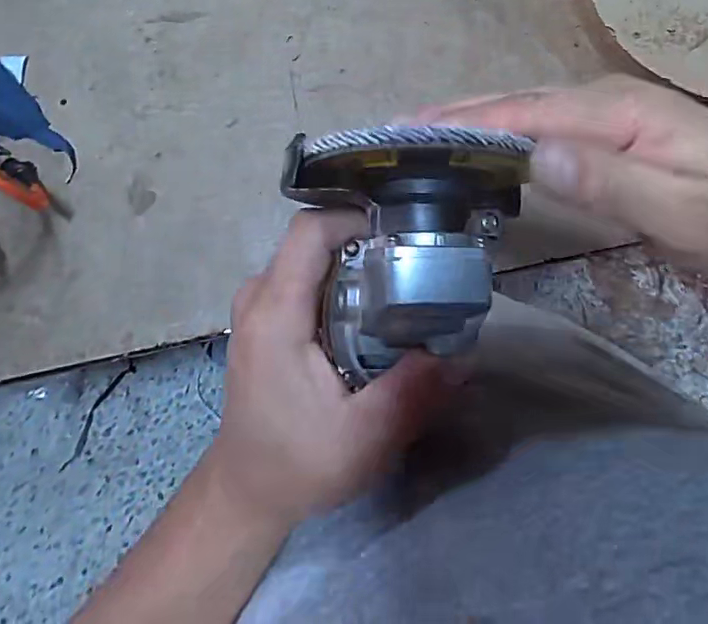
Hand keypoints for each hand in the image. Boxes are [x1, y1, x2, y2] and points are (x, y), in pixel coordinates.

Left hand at [206, 209, 450, 527]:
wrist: (246, 490)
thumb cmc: (297, 463)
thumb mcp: (362, 438)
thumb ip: (411, 393)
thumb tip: (461, 354)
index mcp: (276, 312)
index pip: (309, 231)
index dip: (354, 218)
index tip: (399, 234)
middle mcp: (258, 295)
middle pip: (312, 238)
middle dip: (363, 240)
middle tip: (409, 263)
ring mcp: (255, 304)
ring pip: (307, 254)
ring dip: (350, 259)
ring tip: (394, 284)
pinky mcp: (261, 316)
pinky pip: (300, 273)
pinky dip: (335, 276)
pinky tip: (367, 307)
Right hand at [416, 75, 707, 274]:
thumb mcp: (683, 210)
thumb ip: (610, 181)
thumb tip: (536, 154)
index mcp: (617, 110)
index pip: (528, 112)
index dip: (470, 120)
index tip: (416, 130)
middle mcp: (603, 97)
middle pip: (517, 101)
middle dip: (457, 113)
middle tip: (398, 128)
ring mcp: (604, 108)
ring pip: (525, 108)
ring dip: (472, 118)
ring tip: (422, 132)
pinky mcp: (605, 125)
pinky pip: (540, 121)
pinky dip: (500, 128)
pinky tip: (479, 141)